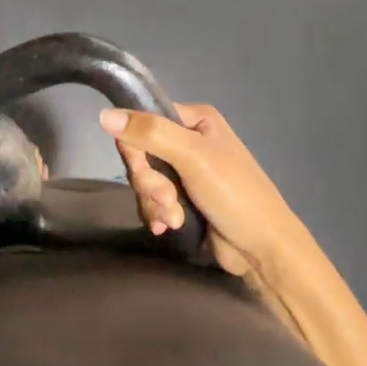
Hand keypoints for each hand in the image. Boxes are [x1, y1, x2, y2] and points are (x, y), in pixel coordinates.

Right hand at [102, 103, 295, 276]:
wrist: (263, 249)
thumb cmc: (235, 194)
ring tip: (174, 219)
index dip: (136, 148)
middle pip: (141, 154)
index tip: (143, 170)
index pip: (144, 122)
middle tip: (167, 201)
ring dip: (153, 202)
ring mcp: (186, 172)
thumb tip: (103, 115)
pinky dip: (156, 213)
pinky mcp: (184, 200)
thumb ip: (149, 133)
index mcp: (196, 120)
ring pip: (145, 180)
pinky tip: (168, 227)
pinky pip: (152, 200)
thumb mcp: (193, 157)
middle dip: (149, 183)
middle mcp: (189, 140)